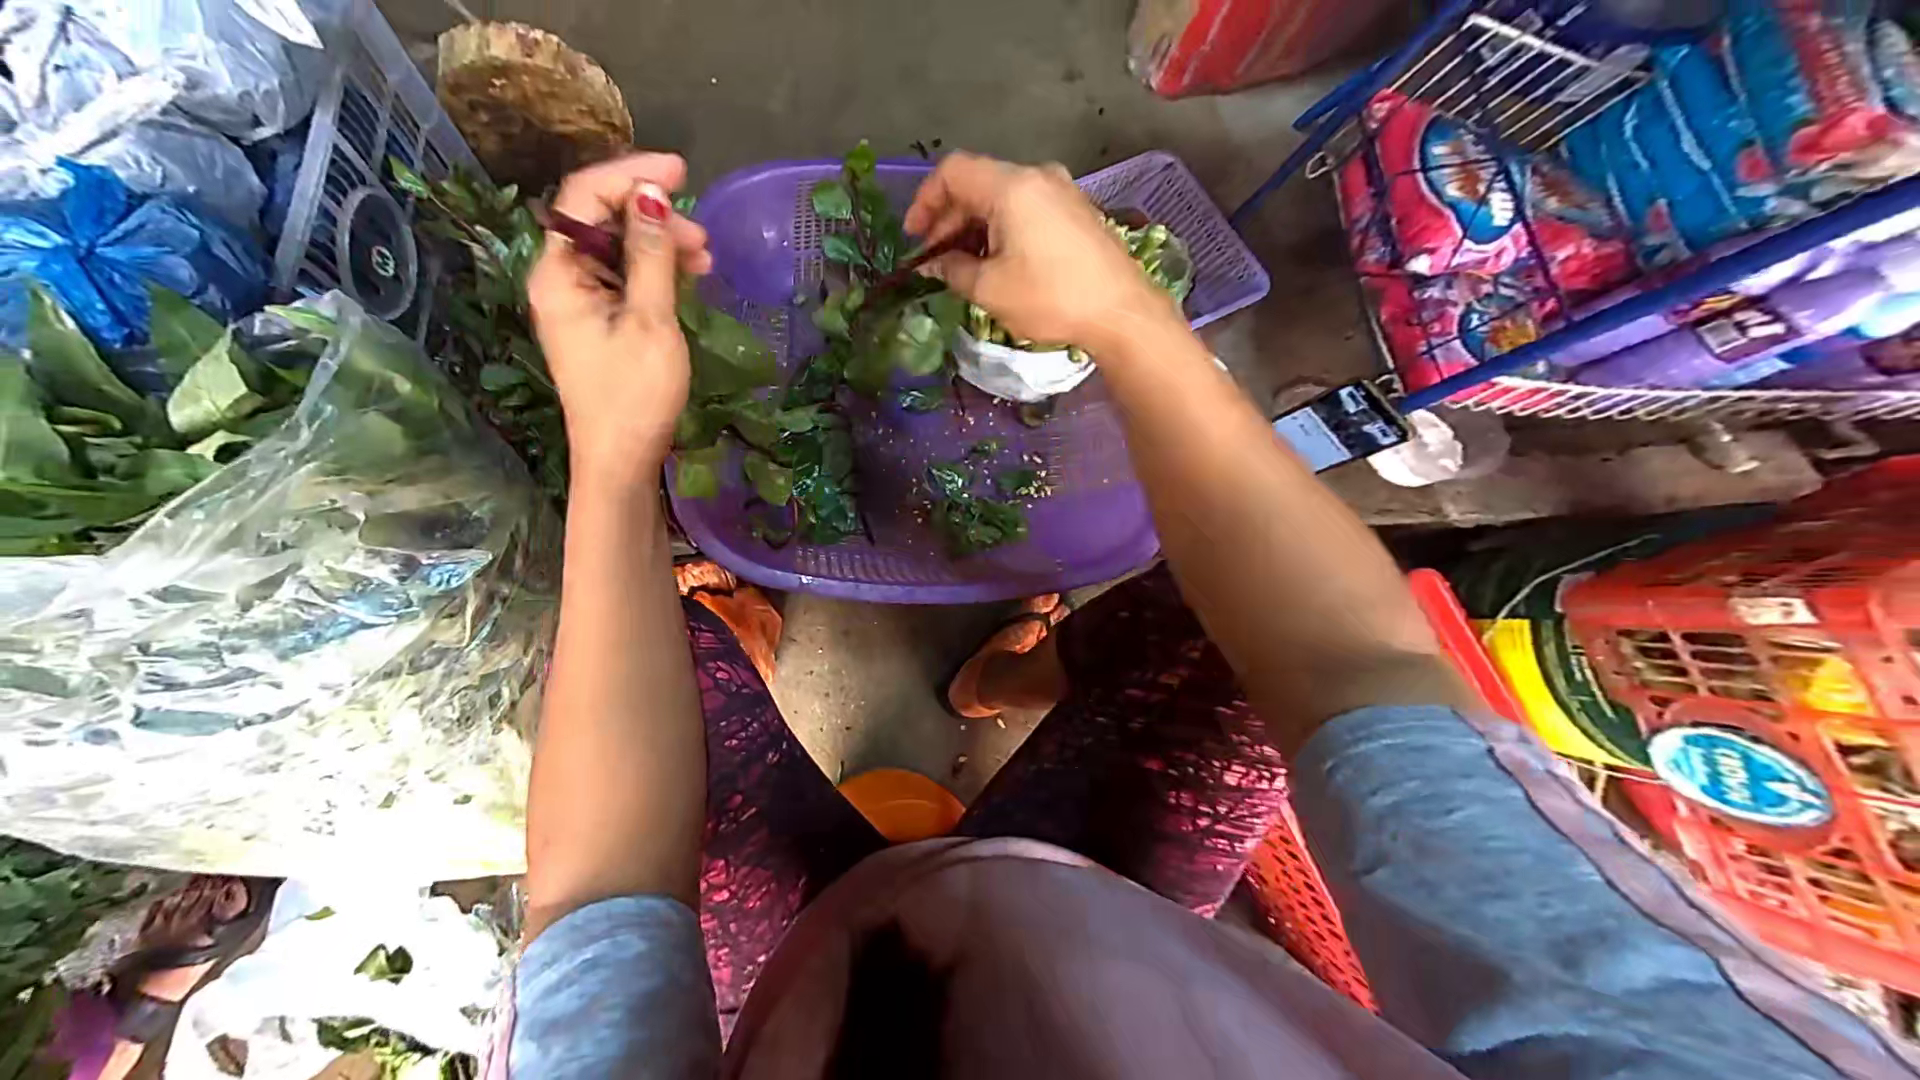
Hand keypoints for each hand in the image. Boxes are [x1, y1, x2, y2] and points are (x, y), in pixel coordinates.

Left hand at [527, 153, 712, 492]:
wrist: (621, 459)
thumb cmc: (635, 395)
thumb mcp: (650, 321)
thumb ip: (650, 256)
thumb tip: (654, 196)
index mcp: (559, 274)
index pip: (584, 198)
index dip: (631, 175)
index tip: (682, 171)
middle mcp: (560, 280)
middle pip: (601, 222)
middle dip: (652, 218)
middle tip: (703, 238)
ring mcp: (578, 303)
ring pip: (617, 251)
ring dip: (659, 246)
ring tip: (704, 260)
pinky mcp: (598, 323)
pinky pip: (624, 279)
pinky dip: (654, 272)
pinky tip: (685, 278)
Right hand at [903, 152, 1176, 353]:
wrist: (1120, 311)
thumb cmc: (1051, 298)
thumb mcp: (990, 290)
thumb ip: (954, 270)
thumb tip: (937, 264)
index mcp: (1011, 186)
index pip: (953, 172)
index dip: (925, 201)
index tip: (914, 236)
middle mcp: (1037, 177)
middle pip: (978, 184)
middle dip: (949, 220)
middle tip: (935, 258)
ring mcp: (1062, 192)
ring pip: (1003, 199)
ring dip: (976, 227)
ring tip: (964, 265)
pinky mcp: (1076, 213)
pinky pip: (1027, 210)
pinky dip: (1003, 230)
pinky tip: (999, 262)